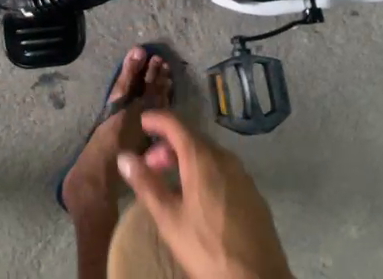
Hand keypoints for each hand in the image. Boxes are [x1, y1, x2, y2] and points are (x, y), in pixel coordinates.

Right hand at [116, 111, 291, 278]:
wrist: (258, 278)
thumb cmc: (207, 246)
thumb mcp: (169, 219)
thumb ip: (146, 184)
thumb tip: (124, 157)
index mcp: (202, 158)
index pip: (175, 124)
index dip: (157, 120)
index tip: (142, 122)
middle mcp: (225, 158)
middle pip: (192, 138)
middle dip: (168, 146)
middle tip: (151, 166)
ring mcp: (242, 174)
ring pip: (209, 155)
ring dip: (186, 160)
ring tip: (171, 184)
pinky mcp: (253, 192)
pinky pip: (223, 170)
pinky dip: (205, 172)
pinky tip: (199, 198)